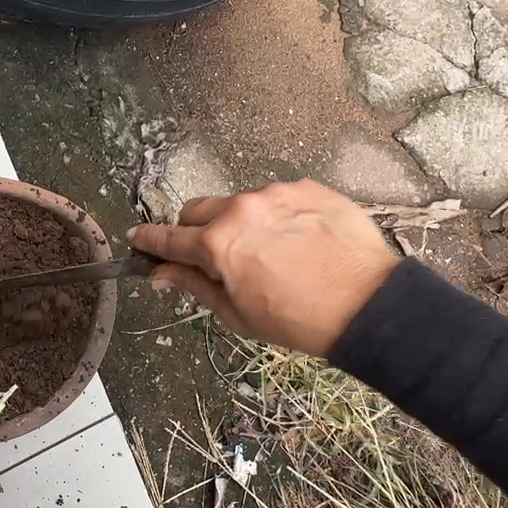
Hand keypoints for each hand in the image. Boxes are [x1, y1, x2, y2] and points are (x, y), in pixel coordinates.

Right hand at [127, 180, 398, 355]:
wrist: (370, 306)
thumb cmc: (298, 320)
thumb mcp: (237, 314)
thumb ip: (194, 285)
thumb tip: (161, 273)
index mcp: (215, 244)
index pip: (167, 237)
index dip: (149, 240)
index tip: (137, 238)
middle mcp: (238, 210)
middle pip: (196, 210)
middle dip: (195, 230)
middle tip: (213, 254)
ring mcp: (273, 194)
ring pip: (238, 203)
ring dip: (239, 222)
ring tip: (270, 250)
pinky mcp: (306, 188)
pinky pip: (277, 197)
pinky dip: (276, 215)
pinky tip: (298, 240)